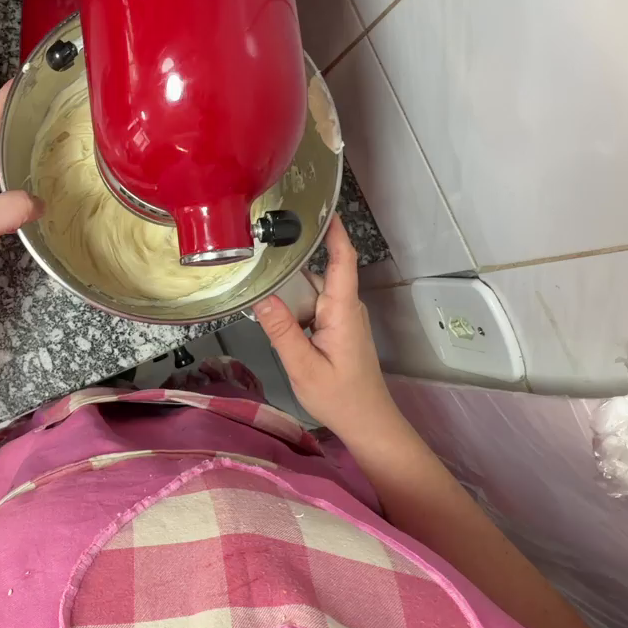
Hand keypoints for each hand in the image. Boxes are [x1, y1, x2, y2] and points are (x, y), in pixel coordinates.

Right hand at [252, 215, 396, 435]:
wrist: (367, 423)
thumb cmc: (341, 397)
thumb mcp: (303, 366)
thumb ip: (281, 330)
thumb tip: (261, 297)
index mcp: (343, 310)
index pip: (343, 258)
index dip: (335, 229)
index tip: (321, 205)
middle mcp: (346, 307)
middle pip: (321, 270)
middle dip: (297, 254)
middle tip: (264, 237)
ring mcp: (343, 317)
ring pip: (314, 288)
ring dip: (292, 280)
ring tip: (260, 266)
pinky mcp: (337, 328)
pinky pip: (314, 304)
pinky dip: (294, 300)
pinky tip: (273, 301)